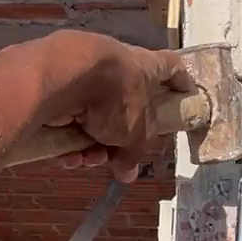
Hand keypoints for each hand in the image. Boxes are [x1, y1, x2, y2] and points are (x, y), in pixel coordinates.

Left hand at [24, 31, 191, 181]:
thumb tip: (128, 174)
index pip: (171, 67)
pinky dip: (67, 140)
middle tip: (115, 158)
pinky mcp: (55, 85)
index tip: (186, 91)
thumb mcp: (136, 134)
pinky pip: (67, 120)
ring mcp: (83, 74)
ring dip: (90, 146)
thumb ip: (134, 154)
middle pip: (124, 106)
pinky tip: (67, 156)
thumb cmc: (115, 97)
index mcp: (145, 67)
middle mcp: (115, 66)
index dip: (180, 80)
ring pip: (92, 118)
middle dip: (118, 139)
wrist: (63, 76)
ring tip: (87, 159)